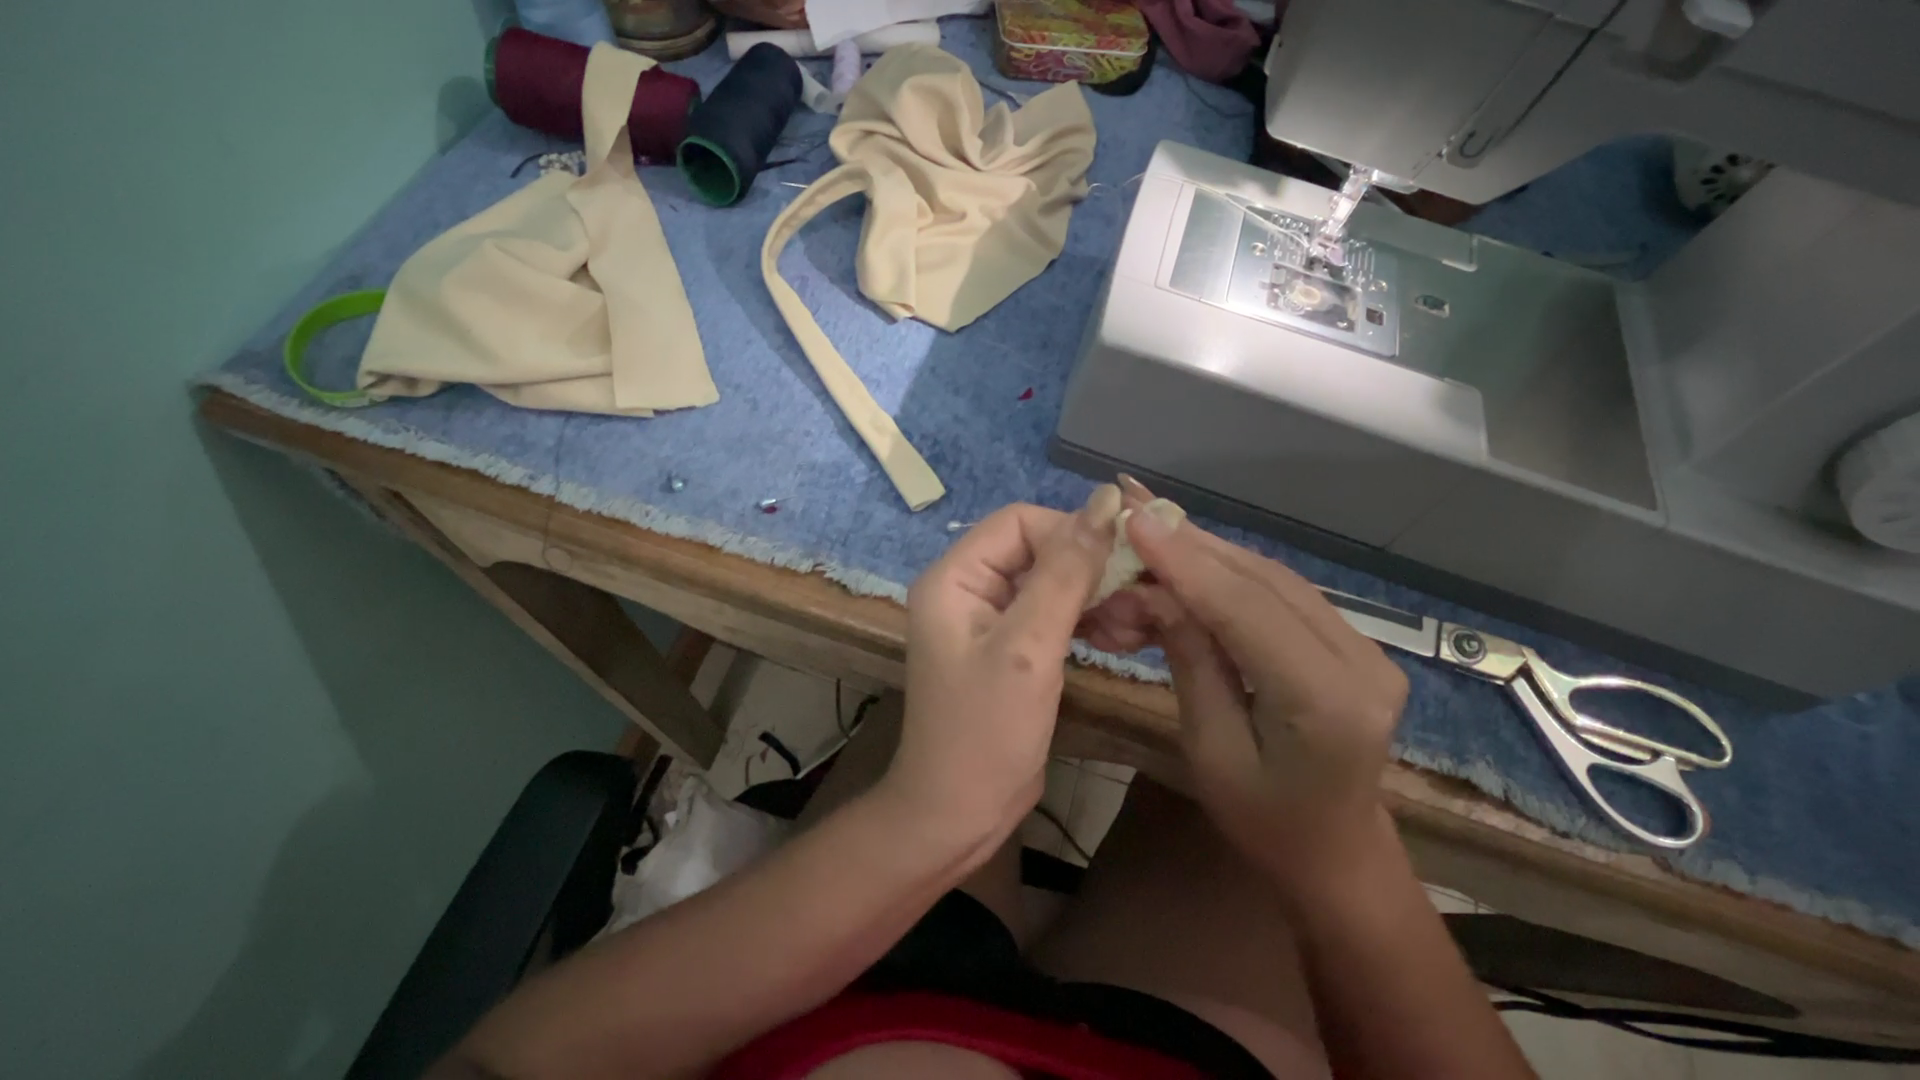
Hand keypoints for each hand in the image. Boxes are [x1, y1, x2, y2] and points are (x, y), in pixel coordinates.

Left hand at [883, 487, 1123, 846]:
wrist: (959, 814)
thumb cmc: (985, 731)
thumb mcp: (1029, 648)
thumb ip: (1067, 572)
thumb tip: (1107, 500)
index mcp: (954, 578)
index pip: (1020, 522)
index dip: (1074, 532)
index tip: (1126, 561)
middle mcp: (968, 590)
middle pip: (1040, 550)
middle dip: (1092, 569)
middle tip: (1144, 596)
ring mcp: (990, 623)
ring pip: (1053, 584)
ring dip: (1097, 597)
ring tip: (1140, 623)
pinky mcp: (1012, 652)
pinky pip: (1055, 617)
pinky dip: (1088, 622)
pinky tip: (1124, 639)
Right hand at [1122, 491, 1408, 890]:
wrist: (1335, 852)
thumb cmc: (1263, 822)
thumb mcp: (1211, 751)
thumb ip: (1192, 662)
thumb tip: (1155, 591)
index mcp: (1326, 703)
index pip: (1247, 610)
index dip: (1187, 562)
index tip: (1134, 519)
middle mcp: (1361, 663)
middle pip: (1264, 583)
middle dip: (1193, 545)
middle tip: (1133, 508)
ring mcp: (1367, 649)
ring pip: (1276, 579)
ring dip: (1211, 553)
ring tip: (1152, 528)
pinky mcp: (1357, 644)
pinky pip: (1287, 595)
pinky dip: (1234, 575)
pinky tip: (1193, 560)